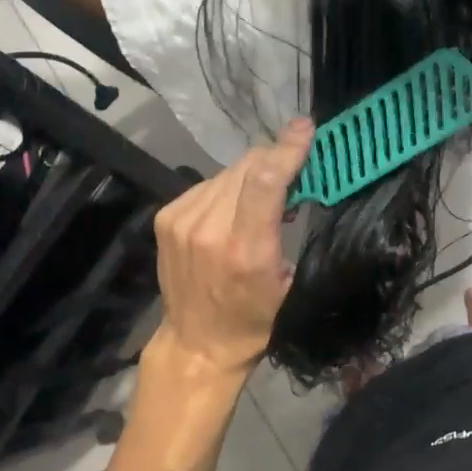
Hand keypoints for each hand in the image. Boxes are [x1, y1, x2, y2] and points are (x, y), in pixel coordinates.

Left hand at [146, 119, 313, 377]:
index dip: (287, 150)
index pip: (265, 182)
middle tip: (295, 166)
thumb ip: (285, 230)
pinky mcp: (167, 218)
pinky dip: (227, 187)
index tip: (304, 128)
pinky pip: (207, 185)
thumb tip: (293, 186)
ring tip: (265, 192)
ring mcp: (182, 221)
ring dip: (251, 174)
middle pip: (246, 168)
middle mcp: (209, 230)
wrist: (198, 342)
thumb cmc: (255, 318)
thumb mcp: (286, 281)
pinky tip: (235, 205)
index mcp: (247, 251)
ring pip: (226, 173)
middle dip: (274, 159)